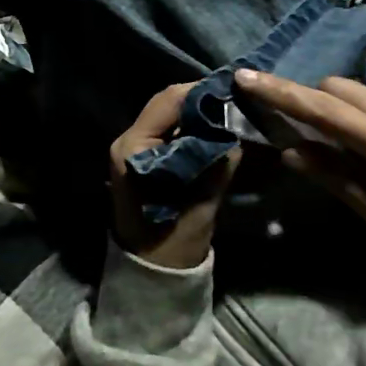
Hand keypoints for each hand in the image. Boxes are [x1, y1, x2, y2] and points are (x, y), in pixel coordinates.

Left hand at [109, 82, 240, 268]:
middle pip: (167, 104)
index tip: (232, 90)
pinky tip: (216, 130)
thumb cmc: (172, 242)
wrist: (151, 275)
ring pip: (169, 115)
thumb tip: (236, 124)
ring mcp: (134, 149)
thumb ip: (218, 159)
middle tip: (235, 100)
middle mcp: (129, 141)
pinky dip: (192, 127)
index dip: (201, 91)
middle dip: (201, 100)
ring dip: (198, 112)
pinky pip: (170, 131)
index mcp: (134, 148)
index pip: (168, 101)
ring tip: (229, 111)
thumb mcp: (202, 200)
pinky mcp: (144, 158)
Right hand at [233, 70, 365, 255]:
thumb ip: (334, 177)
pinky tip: (361, 142)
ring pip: (359, 91)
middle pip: (339, 88)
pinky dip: (358, 112)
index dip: (282, 93)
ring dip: (334, 105)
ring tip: (327, 139)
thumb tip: (291, 150)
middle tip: (289, 123)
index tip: (247, 76)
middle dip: (308, 98)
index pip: (325, 110)